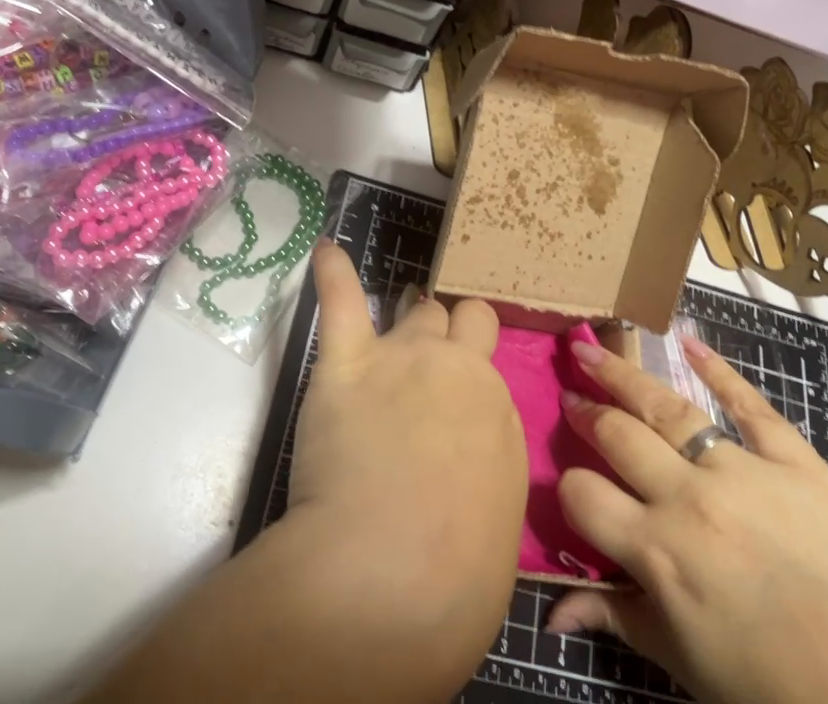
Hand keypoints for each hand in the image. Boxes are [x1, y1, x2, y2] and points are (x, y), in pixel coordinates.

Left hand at [79, 245, 525, 703]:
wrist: (395, 574)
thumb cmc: (456, 578)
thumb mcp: (495, 530)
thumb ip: (480, 487)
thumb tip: (464, 488)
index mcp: (502, 417)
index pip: (490, 376)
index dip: (471, 382)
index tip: (455, 396)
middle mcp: (461, 373)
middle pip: (463, 323)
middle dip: (452, 329)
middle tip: (432, 346)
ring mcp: (403, 360)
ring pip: (417, 311)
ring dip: (408, 316)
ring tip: (392, 315)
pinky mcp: (345, 364)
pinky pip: (341, 299)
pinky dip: (333, 273)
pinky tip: (325, 250)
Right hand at [545, 334, 827, 703]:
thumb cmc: (773, 683)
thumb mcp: (681, 659)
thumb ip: (614, 616)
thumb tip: (549, 616)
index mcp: (656, 551)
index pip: (582, 494)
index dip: (568, 488)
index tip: (570, 484)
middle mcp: (689, 499)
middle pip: (617, 436)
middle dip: (585, 412)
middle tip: (569, 392)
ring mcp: (745, 472)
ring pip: (669, 409)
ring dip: (623, 376)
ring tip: (594, 350)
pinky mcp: (797, 461)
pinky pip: (751, 405)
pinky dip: (718, 369)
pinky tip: (687, 341)